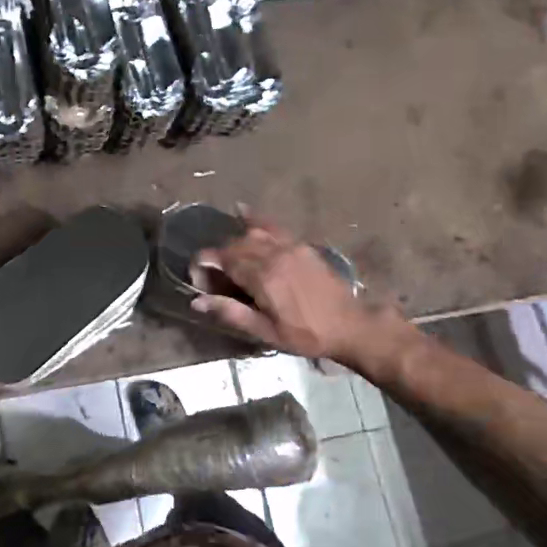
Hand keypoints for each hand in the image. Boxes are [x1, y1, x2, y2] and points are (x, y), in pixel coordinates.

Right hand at [191, 212, 378, 360]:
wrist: (350, 326)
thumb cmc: (306, 335)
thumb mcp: (266, 331)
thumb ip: (231, 312)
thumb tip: (196, 301)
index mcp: (263, 276)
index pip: (220, 257)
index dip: (202, 265)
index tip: (198, 282)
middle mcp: (273, 254)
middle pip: (233, 244)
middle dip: (217, 258)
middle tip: (216, 281)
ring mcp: (289, 246)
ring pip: (251, 234)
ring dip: (234, 243)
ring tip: (230, 261)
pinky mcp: (301, 245)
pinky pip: (272, 226)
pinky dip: (254, 219)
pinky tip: (241, 211)